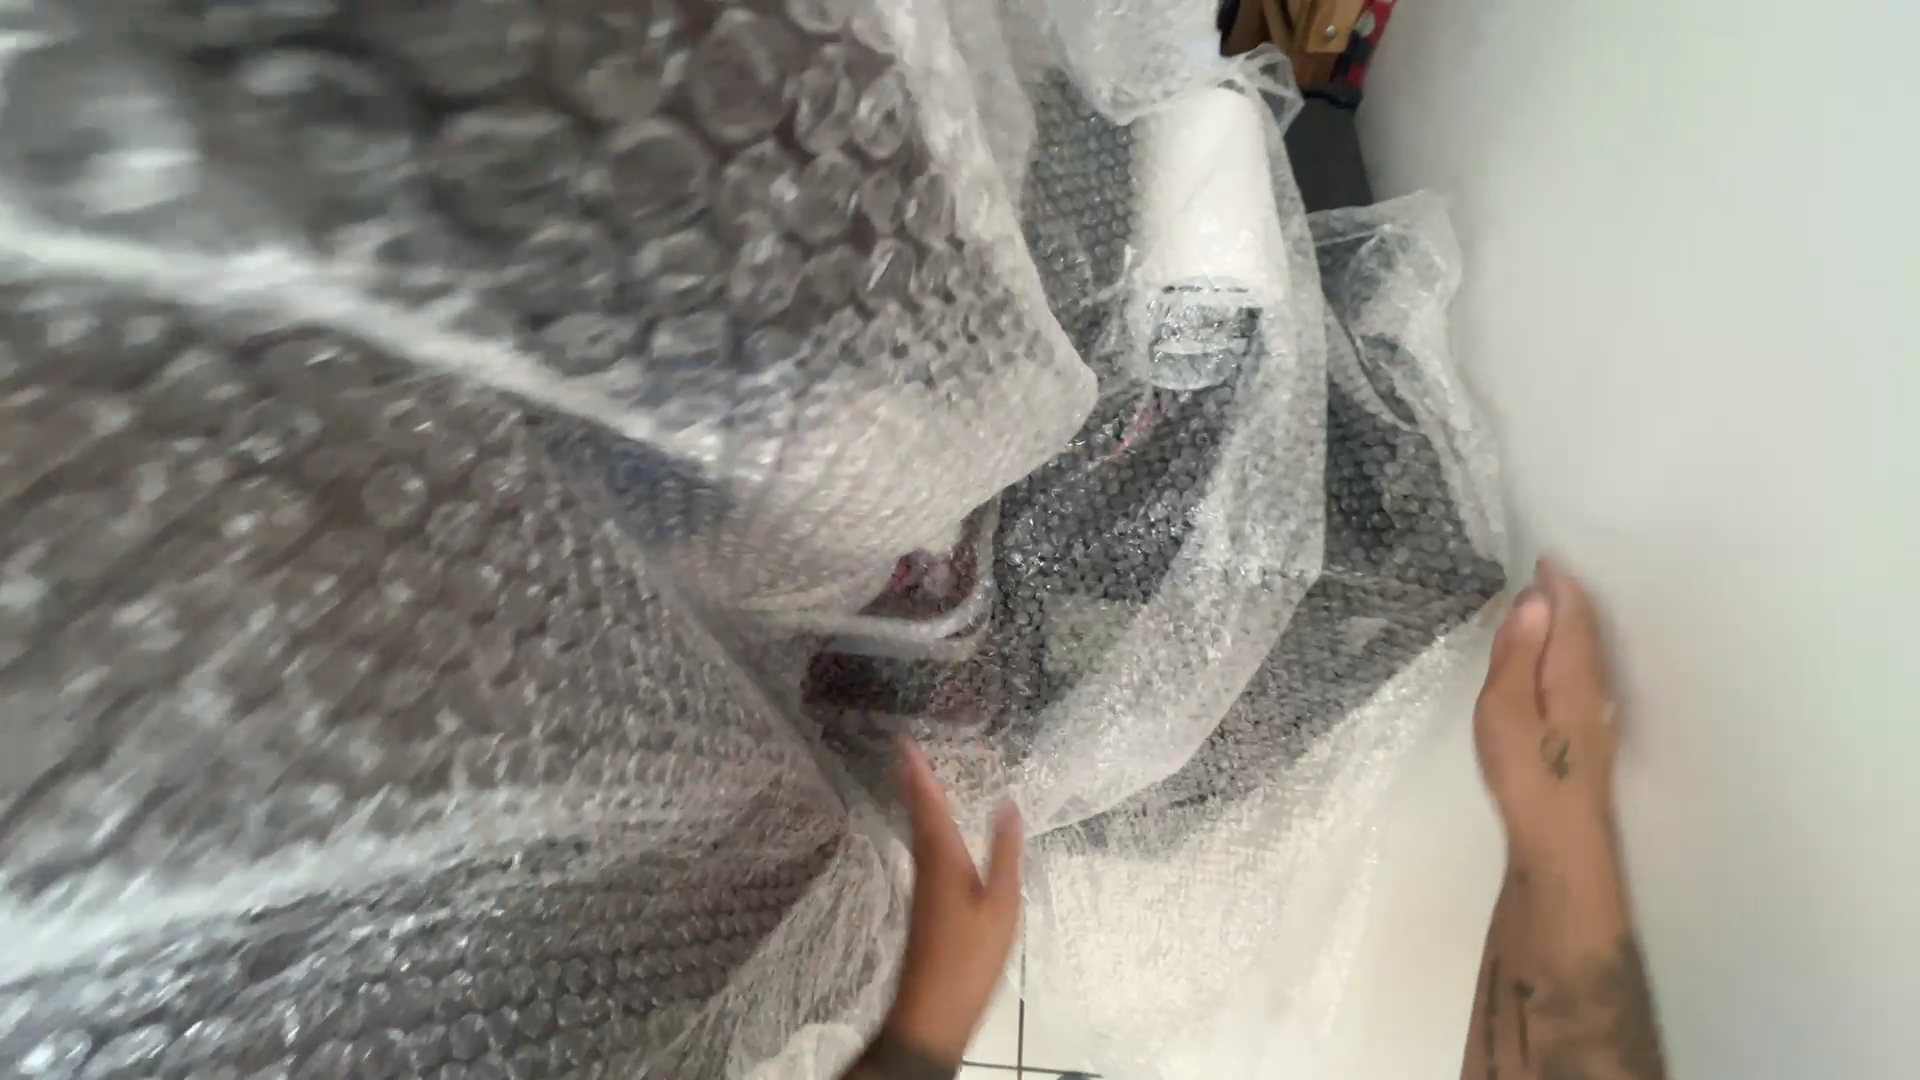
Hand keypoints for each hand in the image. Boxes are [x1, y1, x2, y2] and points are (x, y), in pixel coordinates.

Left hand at [883, 739, 1023, 1065]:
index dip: (918, 772)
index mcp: (944, 857)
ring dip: (915, 801)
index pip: (929, 804)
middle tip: (904, 751)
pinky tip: (930, 833)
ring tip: (914, 778)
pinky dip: (923, 826)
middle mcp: (927, 864)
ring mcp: (922, 885)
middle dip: (912, 781)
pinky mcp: (923, 903)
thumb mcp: (1002, 903)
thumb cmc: (971, 955)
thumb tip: (1008, 802)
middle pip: (917, 813)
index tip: (904, 742)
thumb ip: (1005, 852)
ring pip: (917, 831)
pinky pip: (921, 848)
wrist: (932, 1010)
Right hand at [1473, 557, 1619, 867]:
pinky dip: (1568, 647)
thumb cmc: (1525, 768)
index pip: (1572, 620)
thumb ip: (1517, 654)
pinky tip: (1555, 655)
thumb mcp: (1504, 706)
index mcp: (1571, 676)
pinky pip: (1580, 670)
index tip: (1546, 558)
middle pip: (1586, 633)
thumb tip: (1534, 602)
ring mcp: (1593, 712)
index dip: (1561, 588)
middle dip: (1570, 600)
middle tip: (1547, 573)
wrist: (1558, 835)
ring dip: (1571, 623)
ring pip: (1587, 652)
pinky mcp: (1585, 730)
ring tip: (1550, 604)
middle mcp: (1591, 688)